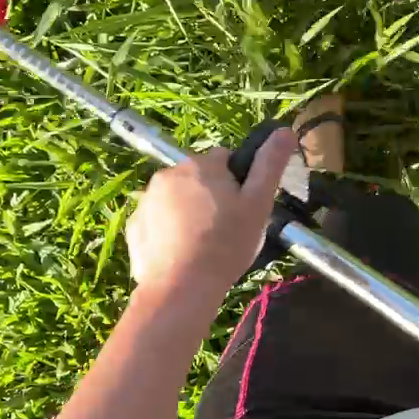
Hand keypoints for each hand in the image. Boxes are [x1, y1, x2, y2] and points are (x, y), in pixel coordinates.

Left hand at [125, 130, 295, 294]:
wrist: (182, 288)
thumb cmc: (227, 243)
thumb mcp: (258, 203)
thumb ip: (270, 164)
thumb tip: (284, 130)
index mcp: (200, 165)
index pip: (224, 160)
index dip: (237, 183)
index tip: (242, 209)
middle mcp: (167, 174)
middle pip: (198, 178)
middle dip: (211, 196)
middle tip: (226, 228)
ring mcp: (146, 201)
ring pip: (176, 199)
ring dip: (189, 212)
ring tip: (204, 244)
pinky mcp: (134, 227)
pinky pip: (158, 221)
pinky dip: (169, 231)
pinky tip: (182, 254)